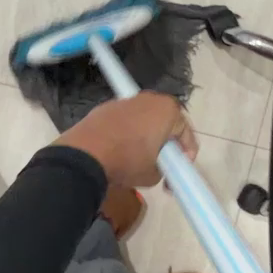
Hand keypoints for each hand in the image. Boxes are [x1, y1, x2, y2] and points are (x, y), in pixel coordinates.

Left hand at [51, 92, 197, 189]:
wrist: (85, 155)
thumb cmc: (127, 161)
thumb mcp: (154, 174)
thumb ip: (164, 168)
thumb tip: (157, 166)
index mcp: (169, 110)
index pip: (186, 135)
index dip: (186, 157)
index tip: (179, 173)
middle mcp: (150, 98)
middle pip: (166, 123)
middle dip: (166, 144)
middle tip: (163, 165)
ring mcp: (127, 100)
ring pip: (145, 121)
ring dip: (146, 138)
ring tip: (140, 159)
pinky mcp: (106, 106)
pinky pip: (126, 122)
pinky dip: (127, 134)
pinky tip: (120, 151)